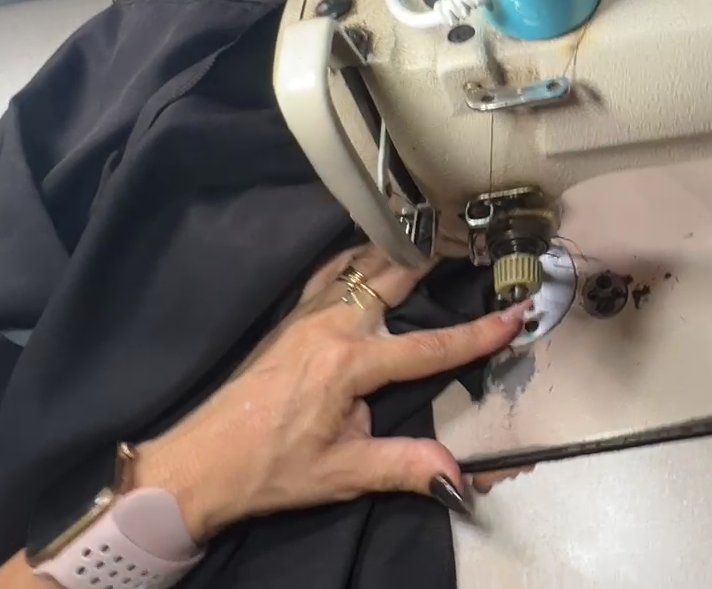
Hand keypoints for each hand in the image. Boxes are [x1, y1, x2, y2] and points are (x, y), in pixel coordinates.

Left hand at [129, 244, 528, 539]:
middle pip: (398, 271)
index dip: (478, 334)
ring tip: (436, 233)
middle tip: (473, 238)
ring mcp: (310, 310)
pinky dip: (362, 253)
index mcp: (351, 362)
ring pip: (366, 260)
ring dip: (403, 246)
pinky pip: (334, 267)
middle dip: (439, 252)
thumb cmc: (270, 469)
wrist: (197, 462)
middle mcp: (334, 323)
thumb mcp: (341, 474)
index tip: (515, 315)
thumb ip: (403, 466)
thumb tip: (457, 478)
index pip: (430, 345)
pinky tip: (374, 250)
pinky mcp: (294, 312)